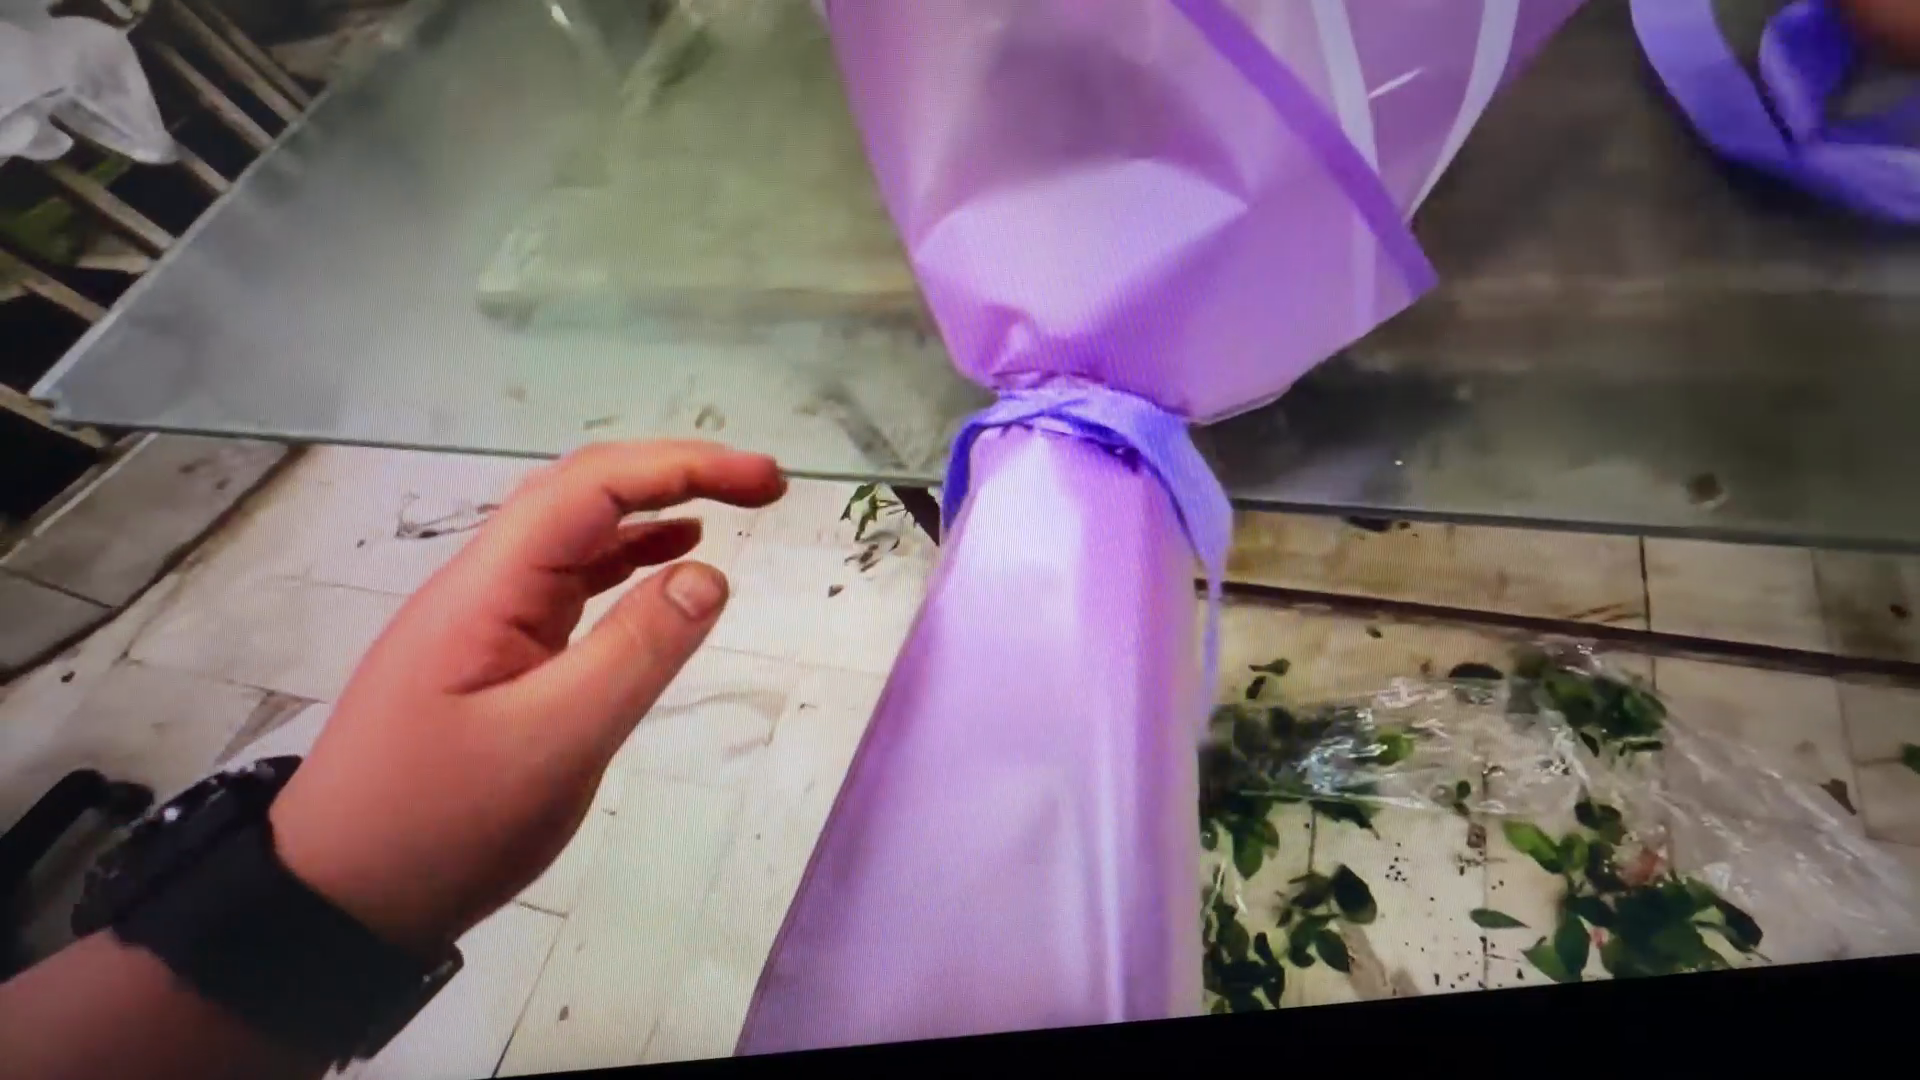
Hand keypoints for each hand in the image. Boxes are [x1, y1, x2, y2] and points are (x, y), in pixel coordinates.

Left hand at [268, 441, 785, 953]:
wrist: (338, 901)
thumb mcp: (556, 743)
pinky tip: (671, 558)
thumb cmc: (443, 825)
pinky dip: (633, 556)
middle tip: (763, 485)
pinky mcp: (504, 645)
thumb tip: (710, 573)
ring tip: (732, 506)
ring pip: (582, 531)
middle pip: (586, 491)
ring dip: (658, 507)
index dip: (686, 467)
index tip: (765, 479)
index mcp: (490, 587)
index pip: (594, 487)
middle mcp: (489, 581)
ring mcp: (493, 612)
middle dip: (679, 473)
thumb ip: (638, 652)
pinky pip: (576, 577)